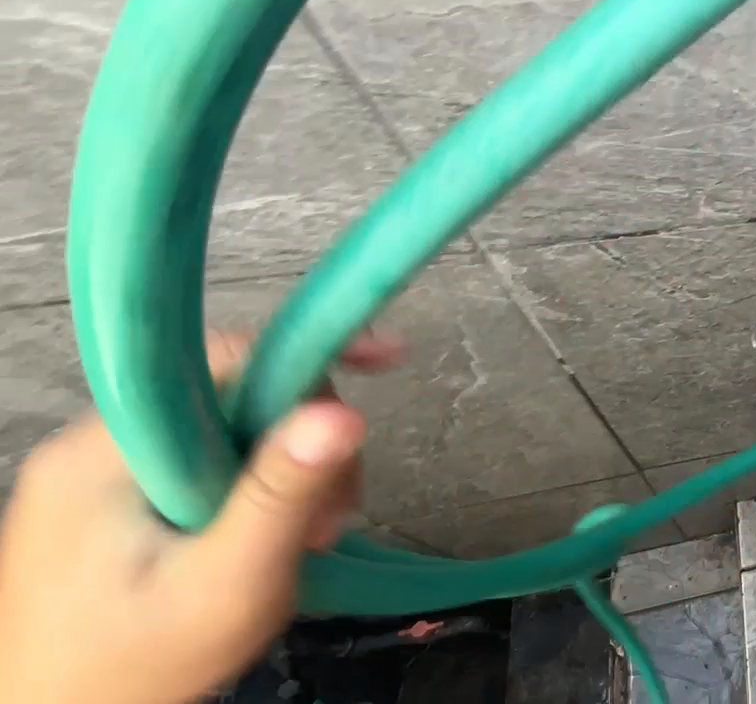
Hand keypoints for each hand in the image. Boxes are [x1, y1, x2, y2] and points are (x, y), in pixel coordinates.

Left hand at [0, 329, 401, 703]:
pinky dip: (273, 482)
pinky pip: (227, 452)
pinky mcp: (131, 491)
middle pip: (246, 393)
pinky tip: (282, 530)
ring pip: (245, 424)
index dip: (309, 353)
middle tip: (333, 514)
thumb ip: (281, 495)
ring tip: (309, 536)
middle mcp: (101, 445)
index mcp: (105, 455)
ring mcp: (112, 468)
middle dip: (311, 440)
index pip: (224, 362)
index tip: (392, 360)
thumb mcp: (231, 583)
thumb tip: (343, 411)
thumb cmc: (144, 664)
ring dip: (300, 469)